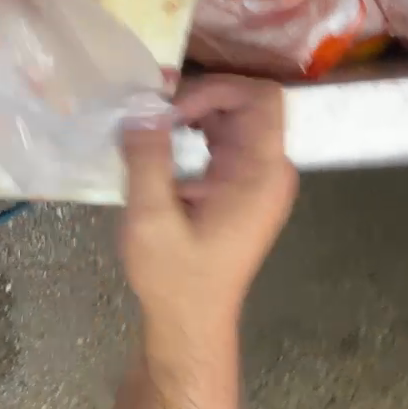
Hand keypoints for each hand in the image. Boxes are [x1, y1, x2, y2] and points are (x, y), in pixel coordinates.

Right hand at [119, 75, 296, 336]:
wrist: (190, 318)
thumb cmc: (173, 273)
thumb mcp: (150, 217)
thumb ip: (147, 160)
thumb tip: (138, 111)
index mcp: (259, 173)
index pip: (259, 98)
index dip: (212, 90)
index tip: (163, 115)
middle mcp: (269, 170)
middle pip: (247, 104)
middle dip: (195, 100)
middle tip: (146, 119)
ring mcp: (257, 180)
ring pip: (234, 121)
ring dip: (191, 116)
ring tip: (147, 131)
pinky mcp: (240, 190)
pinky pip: (225, 143)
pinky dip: (193, 134)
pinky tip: (159, 148)